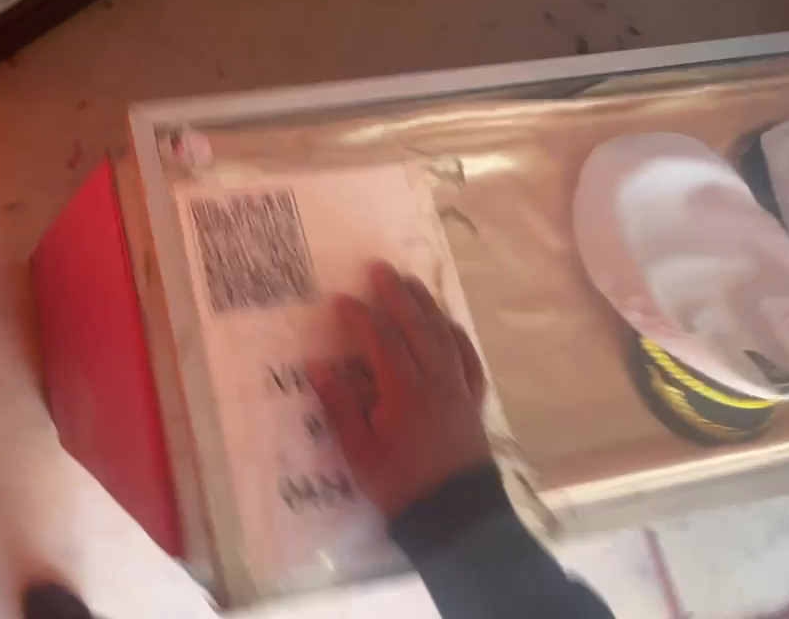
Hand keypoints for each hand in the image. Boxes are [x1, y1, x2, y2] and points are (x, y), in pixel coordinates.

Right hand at [308, 263, 489, 518]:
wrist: (458, 520)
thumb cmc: (400, 483)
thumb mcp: (358, 450)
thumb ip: (338, 405)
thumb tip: (316, 366)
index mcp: (403, 390)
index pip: (379, 340)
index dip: (360, 316)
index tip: (341, 299)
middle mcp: (434, 381)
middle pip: (415, 327)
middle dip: (396, 296)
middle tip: (380, 268)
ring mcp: (457, 390)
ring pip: (443, 337)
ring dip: (426, 306)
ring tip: (412, 282)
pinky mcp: (472, 402)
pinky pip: (469, 361)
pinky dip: (458, 337)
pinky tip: (449, 324)